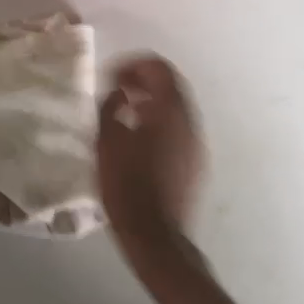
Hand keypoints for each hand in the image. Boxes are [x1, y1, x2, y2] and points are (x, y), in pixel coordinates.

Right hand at [97, 55, 200, 257]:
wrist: (156, 237)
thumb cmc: (127, 186)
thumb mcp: (106, 142)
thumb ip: (110, 108)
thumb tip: (117, 94)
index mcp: (170, 112)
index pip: (159, 69)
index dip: (133, 65)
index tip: (111, 77)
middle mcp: (190, 123)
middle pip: (171, 85)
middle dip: (143, 80)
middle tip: (116, 88)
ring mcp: (197, 144)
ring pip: (176, 107)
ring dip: (151, 101)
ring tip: (124, 112)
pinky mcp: (196, 163)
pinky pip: (179, 128)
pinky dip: (159, 120)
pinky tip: (138, 137)